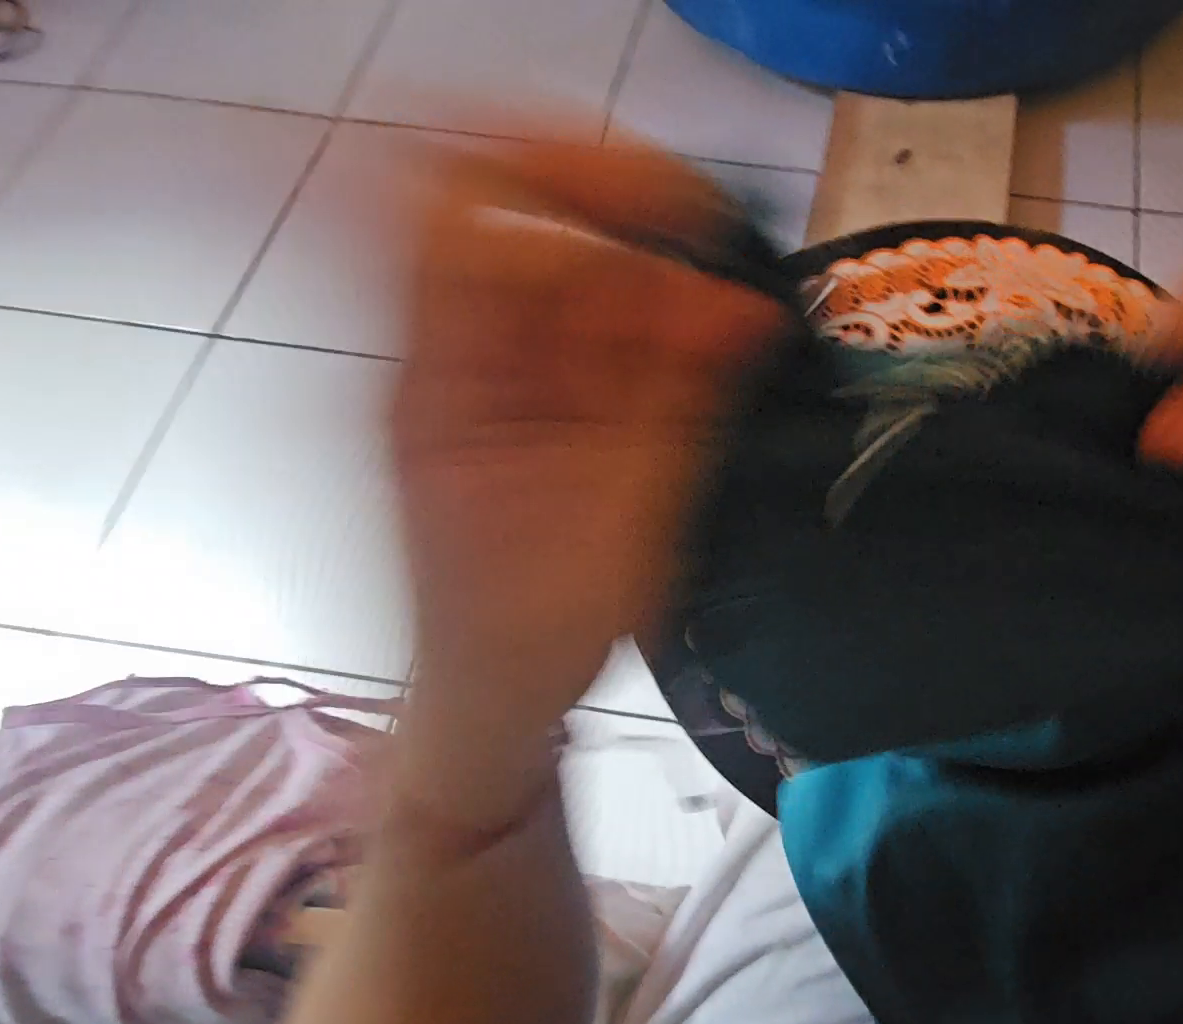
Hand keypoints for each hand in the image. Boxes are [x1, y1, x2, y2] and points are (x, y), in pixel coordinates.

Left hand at [391, 135, 785, 824]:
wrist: (492, 694)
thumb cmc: (533, 634)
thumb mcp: (620, 523)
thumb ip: (676, 405)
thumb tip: (744, 306)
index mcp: (438, 382)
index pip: (464, 208)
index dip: (557, 170)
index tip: (668, 197)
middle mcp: (452, 360)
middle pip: (529, 230)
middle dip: (632, 227)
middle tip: (718, 268)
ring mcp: (491, 377)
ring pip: (570, 278)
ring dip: (656, 284)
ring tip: (726, 328)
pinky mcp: (533, 400)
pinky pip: (592, 331)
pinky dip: (656, 327)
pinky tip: (707, 347)